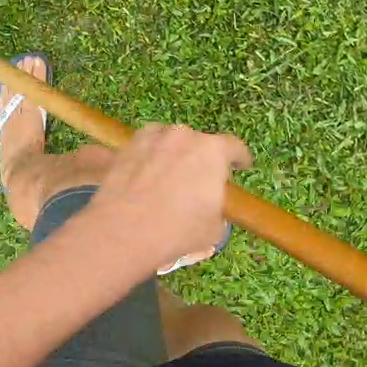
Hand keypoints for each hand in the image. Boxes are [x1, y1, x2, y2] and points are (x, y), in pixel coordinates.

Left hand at [84, 124, 251, 269]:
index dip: (240, 158)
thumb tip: (208, 205)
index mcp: (212, 151)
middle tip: (198, 181)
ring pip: (170, 141)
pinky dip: (150, 155)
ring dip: (174, 154)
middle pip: (199, 143)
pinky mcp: (128, 145)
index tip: (241, 166)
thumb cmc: (178, 230)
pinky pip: (147, 146)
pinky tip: (146, 173)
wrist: (125, 229)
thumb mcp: (214, 228)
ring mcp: (153, 137)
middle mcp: (184, 136)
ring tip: (168, 177)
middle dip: (201, 159)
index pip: (234, 147)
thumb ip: (217, 207)